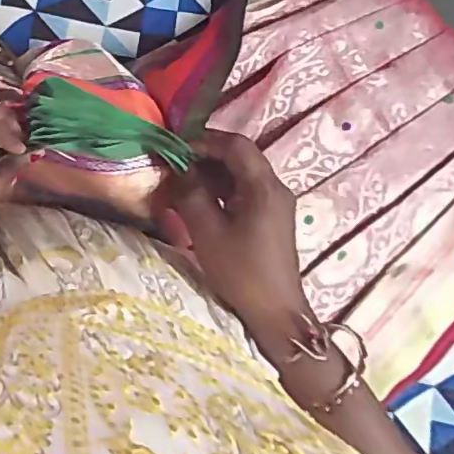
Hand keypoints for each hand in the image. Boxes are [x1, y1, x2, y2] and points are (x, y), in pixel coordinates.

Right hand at [156, 130, 304, 327]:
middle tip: (177, 162)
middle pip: (241, 154)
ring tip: (184, 179)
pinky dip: (223, 185)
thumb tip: (178, 167)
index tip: (177, 149)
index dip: (204, 140)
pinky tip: (202, 197)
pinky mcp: (272, 215)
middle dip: (207, 153)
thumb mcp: (206, 230)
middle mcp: (275, 187)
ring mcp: (276, 201)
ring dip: (213, 169)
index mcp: (263, 187)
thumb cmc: (240, 271)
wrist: (275, 312)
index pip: (235, 144)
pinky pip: (245, 187)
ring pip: (242, 170)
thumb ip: (190, 191)